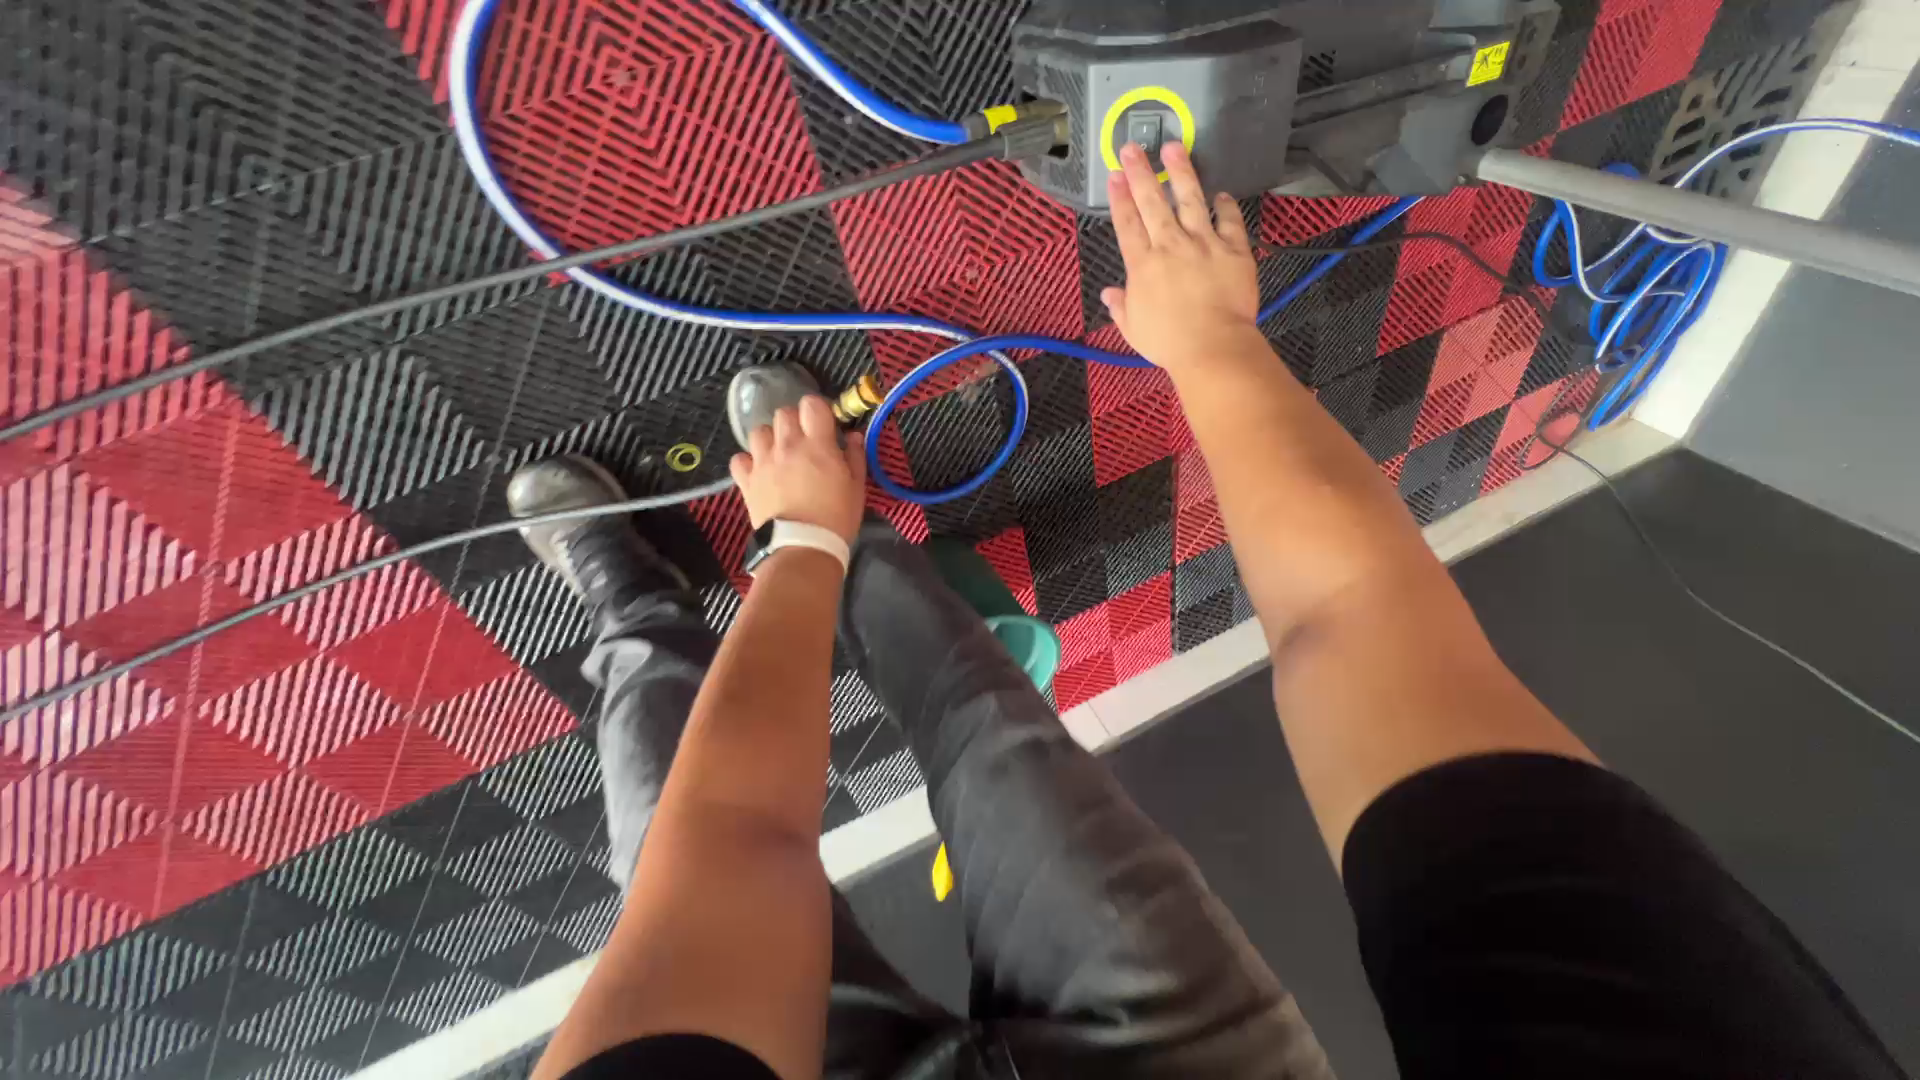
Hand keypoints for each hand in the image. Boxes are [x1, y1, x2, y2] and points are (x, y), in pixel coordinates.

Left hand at [730, 395, 866, 544]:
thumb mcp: (856, 487)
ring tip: (779, 454)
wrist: (803, 547)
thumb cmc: (836, 518)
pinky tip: (759, 471)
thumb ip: (855, 456)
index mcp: (817, 444)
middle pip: (783, 413)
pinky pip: (740, 459)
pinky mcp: (747, 481)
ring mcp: (763, 462)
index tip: (824, 425)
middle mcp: (787, 446)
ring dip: (770, 438)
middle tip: (803, 441)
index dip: (817, 410)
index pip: (811, 404)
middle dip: (794, 422)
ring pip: (759, 431)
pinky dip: (748, 462)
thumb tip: (853, 435)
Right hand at [1102, 141, 1262, 372]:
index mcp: (1143, 265)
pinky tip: (1221, 195)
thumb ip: (1121, 307)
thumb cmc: (1168, 342)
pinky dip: (1226, 206)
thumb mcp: (1133, 329)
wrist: (1212, 346)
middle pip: (1153, 202)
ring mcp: (1205, 244)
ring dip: (1181, 172)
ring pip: (1190, 200)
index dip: (1120, 197)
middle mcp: (1171, 246)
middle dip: (1141, 172)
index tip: (1115, 174)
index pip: (1127, 224)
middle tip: (1133, 147)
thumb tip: (1109, 294)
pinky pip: (1230, 221)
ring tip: (1174, 148)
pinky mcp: (1234, 250)